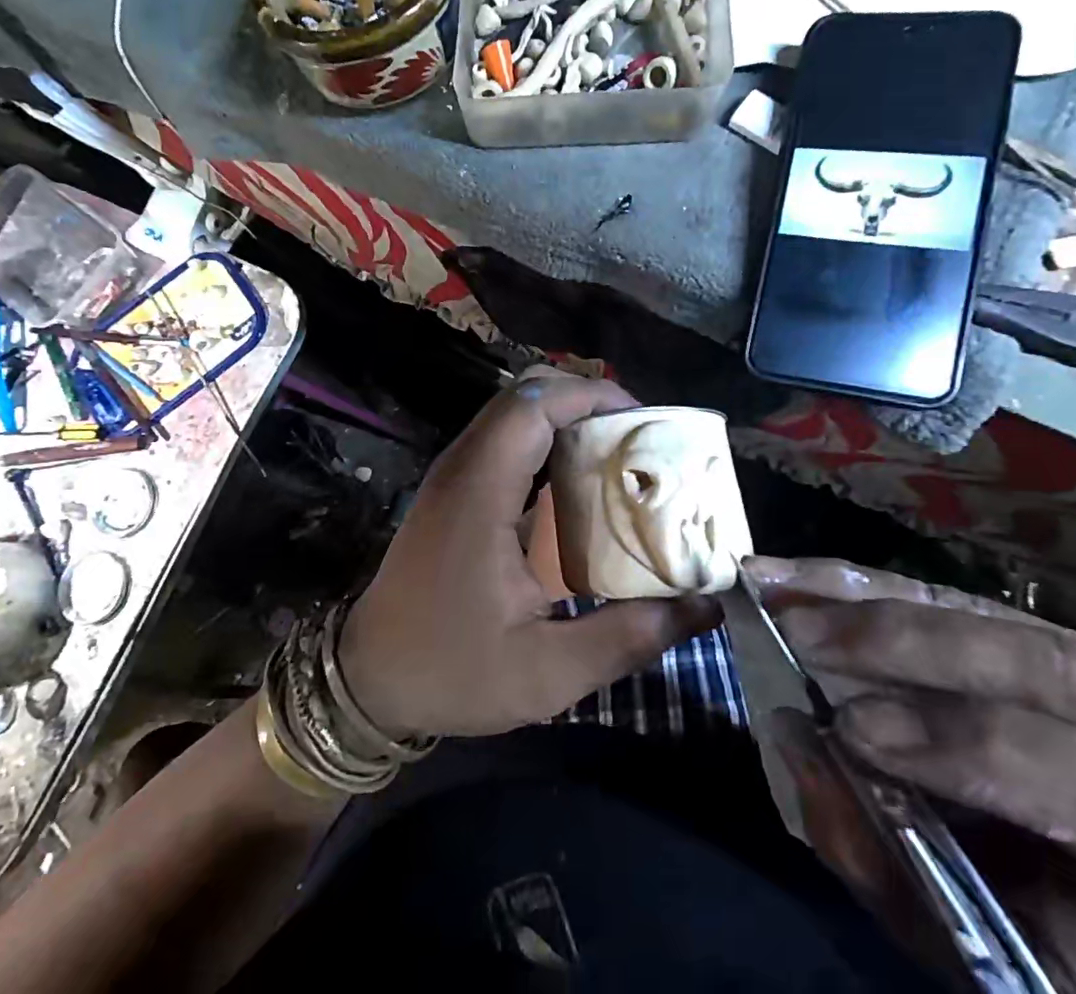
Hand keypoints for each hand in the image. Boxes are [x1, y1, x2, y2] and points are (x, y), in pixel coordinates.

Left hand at [338, 374, 723, 737]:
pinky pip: (498, 449)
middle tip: (642, 446)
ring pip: (508, 420)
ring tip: (620, 463)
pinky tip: (575, 493)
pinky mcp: (447, 499)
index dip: (593, 397)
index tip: (649, 426)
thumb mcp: (550, 671)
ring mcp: (447, 483)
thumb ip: (631, 635)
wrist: (369, 679)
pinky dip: (542, 449)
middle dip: (586, 405)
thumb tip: (705, 606)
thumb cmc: (451, 672)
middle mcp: (459, 473)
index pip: (532, 406)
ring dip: (564, 426)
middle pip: (522, 399)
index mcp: (479, 496)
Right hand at [747, 556, 1075, 993]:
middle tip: (793, 628)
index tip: (855, 731)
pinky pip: (995, 621)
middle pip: (1074, 673)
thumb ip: (900, 873)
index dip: (988, 750)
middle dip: (914, 641)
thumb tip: (797, 747)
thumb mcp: (1002, 962)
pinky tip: (829, 585)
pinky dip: (897, 599)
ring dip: (886, 599)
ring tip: (785, 582)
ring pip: (1028, 625)